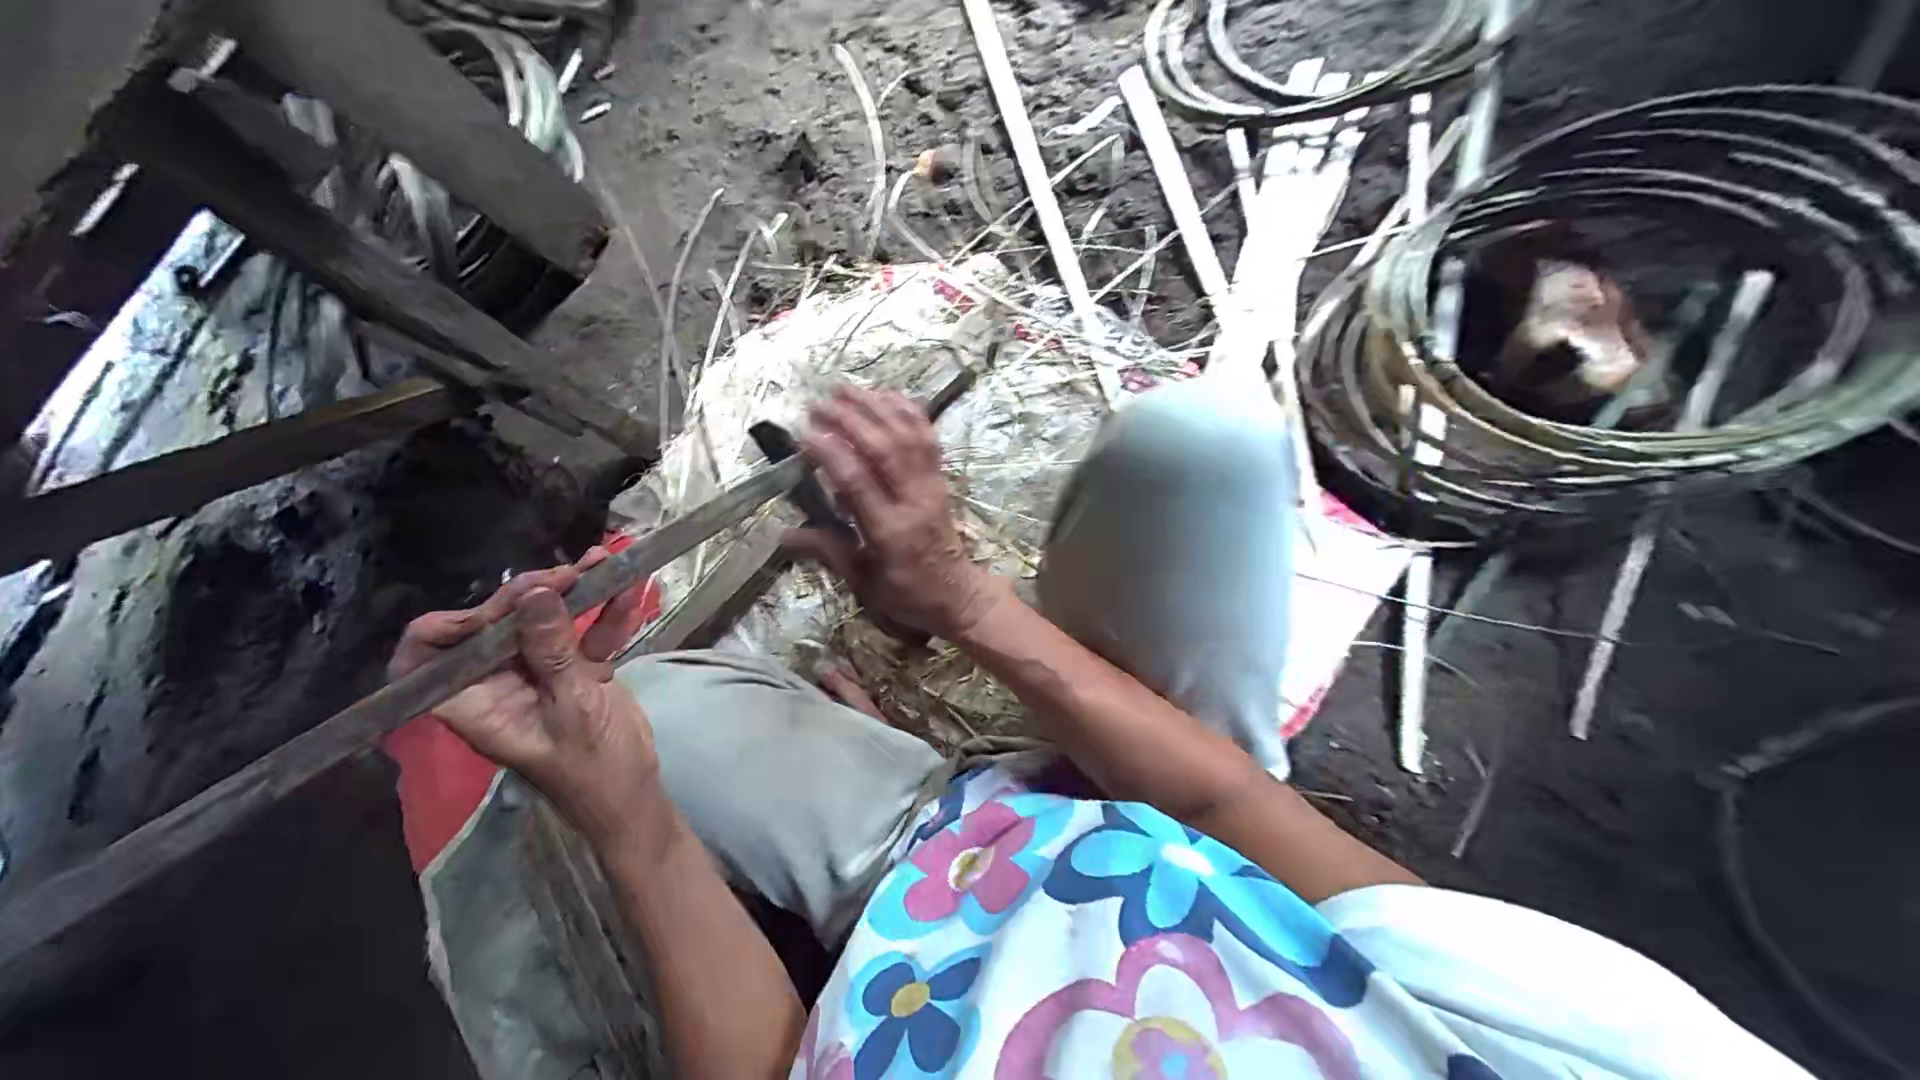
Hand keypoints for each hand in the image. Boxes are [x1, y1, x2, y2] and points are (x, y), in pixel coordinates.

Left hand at [388, 548, 662, 847]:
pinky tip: (632, 588)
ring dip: (580, 592)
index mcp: (474, 701)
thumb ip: (553, 650)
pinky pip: (586, 631)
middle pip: (498, 623)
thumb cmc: (593, 765)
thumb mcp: (573, 707)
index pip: (430, 653)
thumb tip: (535, 591)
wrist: (633, 791)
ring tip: (606, 562)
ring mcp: (539, 672)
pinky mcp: (575, 668)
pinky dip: (609, 611)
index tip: (512, 600)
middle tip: (572, 574)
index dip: (458, 620)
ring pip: (547, 620)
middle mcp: (497, 682)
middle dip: (535, 594)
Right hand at [787, 386, 1002, 639]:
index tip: (803, 434)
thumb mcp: (864, 583)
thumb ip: (827, 552)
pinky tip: (887, 396)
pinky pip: (928, 438)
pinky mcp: (941, 480)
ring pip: (908, 436)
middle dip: (850, 420)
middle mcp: (914, 501)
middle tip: (817, 404)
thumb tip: (783, 534)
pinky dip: (908, 412)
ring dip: (876, 408)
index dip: (830, 453)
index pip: (858, 482)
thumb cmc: (908, 594)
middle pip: (885, 448)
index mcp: (891, 531)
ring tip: (845, 390)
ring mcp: (932, 487)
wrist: (958, 595)